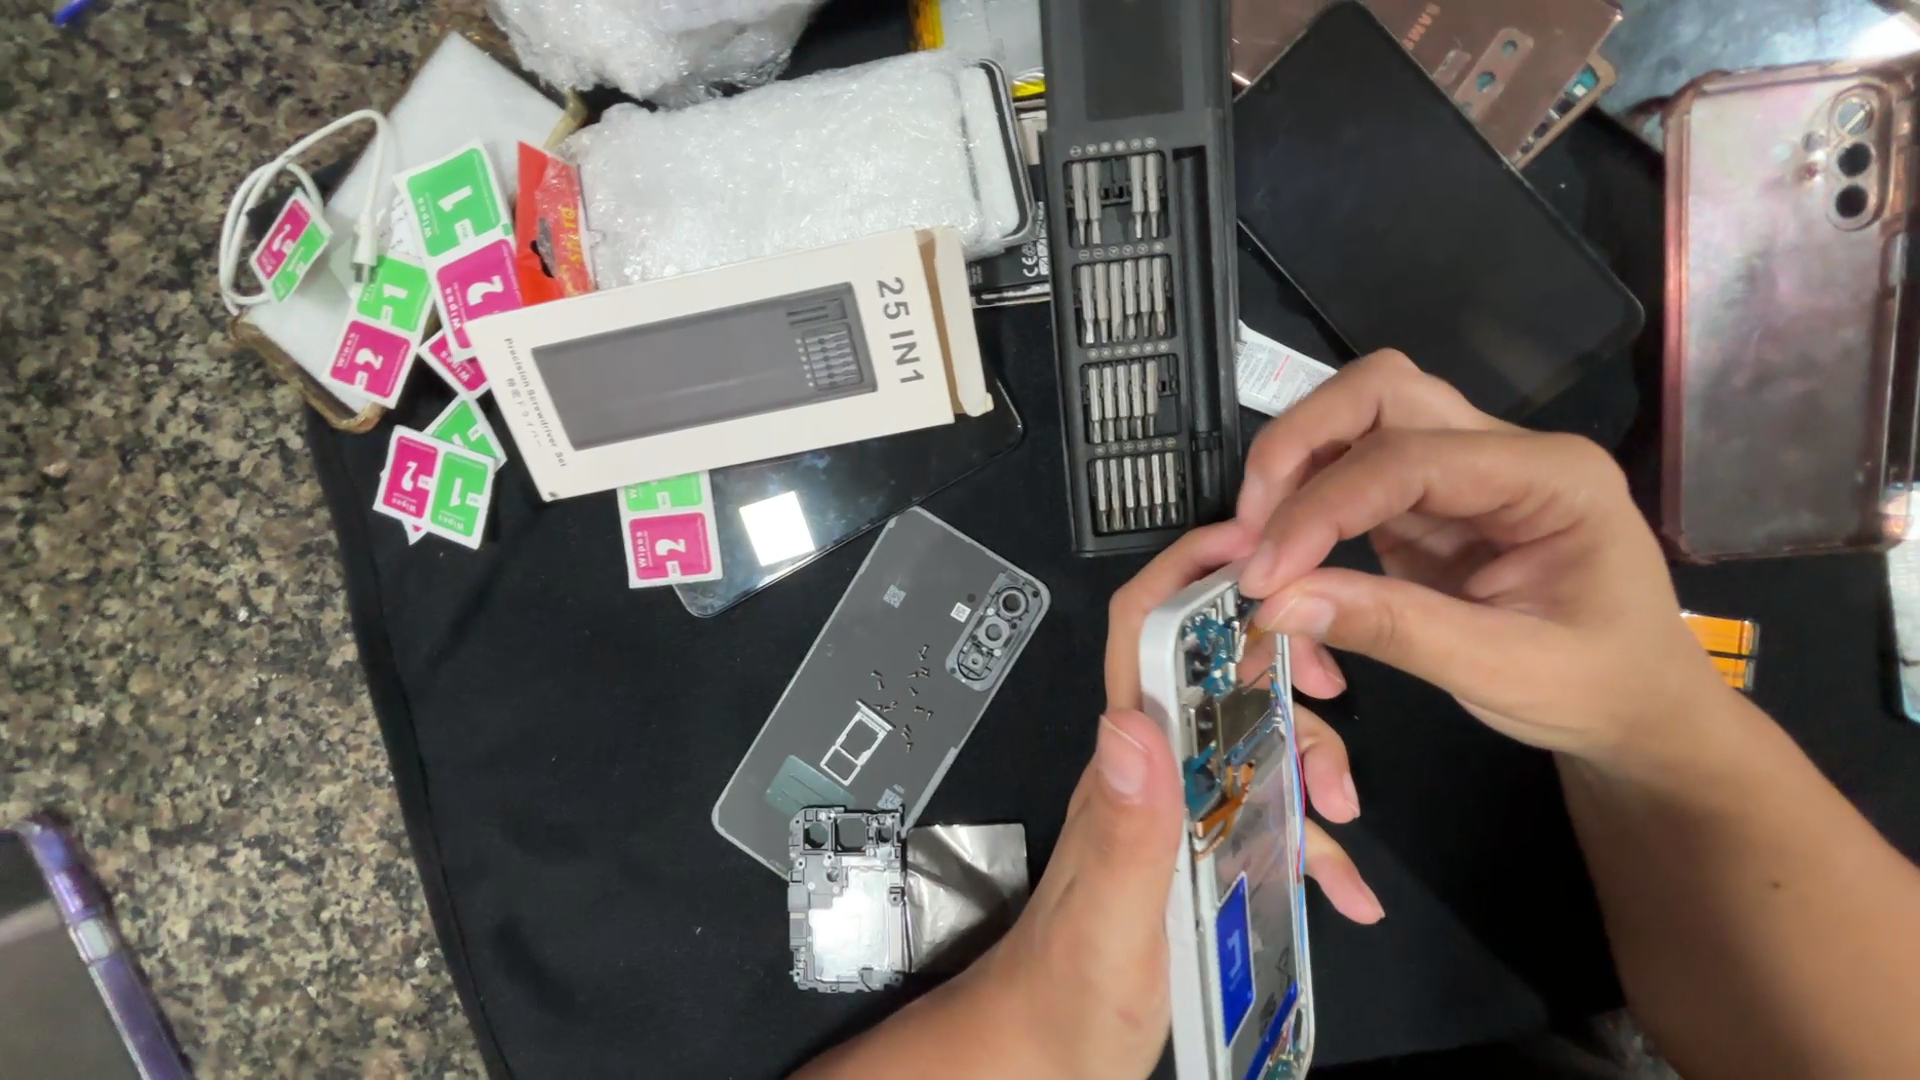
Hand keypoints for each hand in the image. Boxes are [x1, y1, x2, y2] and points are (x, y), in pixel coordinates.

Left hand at [919, 529, 1382, 1079]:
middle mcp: (1147, 770)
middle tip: (1337, 694)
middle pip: (1215, 677)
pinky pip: (1261, 822)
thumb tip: (1131, 720)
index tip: (1254, 546)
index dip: (1185, 577)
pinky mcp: (1195, 853)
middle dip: (1278, 668)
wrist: (1043, 1052)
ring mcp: (1173, 809)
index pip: (1140, 638)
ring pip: (1250, 743)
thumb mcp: (1109, 920)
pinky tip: (1347, 891)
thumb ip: (1123, 828)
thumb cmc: (1070, 993)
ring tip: (1347, 820)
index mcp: (1123, 763)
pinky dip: (1309, 846)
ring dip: (1307, 761)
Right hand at [1234, 350, 1726, 764]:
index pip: (1405, 458)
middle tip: (1252, 524)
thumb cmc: (1597, 686)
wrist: (1634, 706)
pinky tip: (1280, 543)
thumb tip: (1276, 604)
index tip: (1264, 576)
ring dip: (1289, 463)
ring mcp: (1455, 469)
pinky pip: (1342, 468)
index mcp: (1548, 478)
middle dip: (1297, 444)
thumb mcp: (1503, 670)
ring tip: (1256, 535)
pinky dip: (1298, 496)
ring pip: (1352, 414)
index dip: (1321, 509)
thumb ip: (1392, 628)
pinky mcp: (1417, 501)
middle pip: (1376, 391)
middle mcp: (1499, 451)